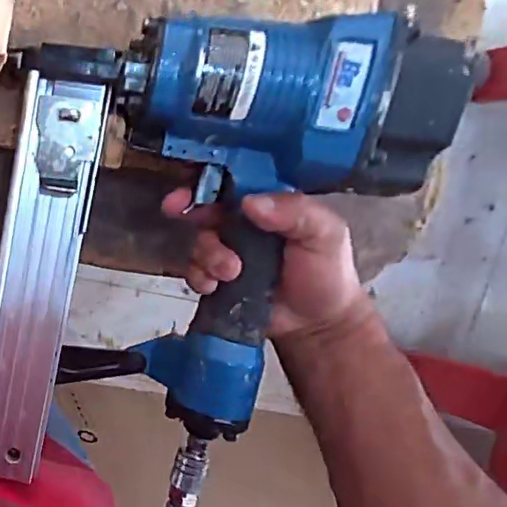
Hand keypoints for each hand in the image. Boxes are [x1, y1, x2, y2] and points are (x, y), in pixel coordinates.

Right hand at [163, 188, 376, 341]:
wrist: (317, 325)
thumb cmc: (326, 273)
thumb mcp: (325, 234)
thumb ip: (295, 212)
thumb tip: (250, 202)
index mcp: (266, 205)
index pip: (232, 183)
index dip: (206, 182)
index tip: (187, 191)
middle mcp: (241, 224)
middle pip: (205, 209)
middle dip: (192, 214)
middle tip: (180, 214)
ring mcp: (225, 252)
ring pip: (197, 242)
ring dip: (205, 254)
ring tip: (229, 274)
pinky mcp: (216, 279)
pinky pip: (193, 272)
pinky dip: (198, 277)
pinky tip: (214, 287)